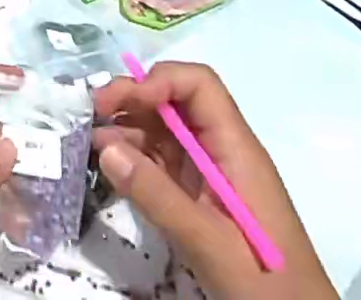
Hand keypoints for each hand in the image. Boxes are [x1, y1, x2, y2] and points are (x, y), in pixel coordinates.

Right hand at [93, 62, 334, 299]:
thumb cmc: (268, 287)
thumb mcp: (212, 246)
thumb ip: (159, 198)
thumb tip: (105, 146)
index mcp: (237, 150)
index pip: (200, 86)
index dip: (160, 81)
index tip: (125, 102)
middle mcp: (222, 151)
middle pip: (175, 100)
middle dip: (134, 97)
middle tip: (95, 111)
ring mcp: (210, 174)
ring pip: (164, 128)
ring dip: (127, 124)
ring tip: (92, 139)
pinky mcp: (199, 197)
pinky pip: (161, 160)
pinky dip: (132, 155)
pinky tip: (108, 161)